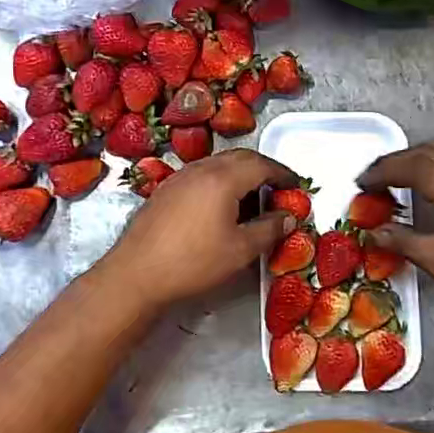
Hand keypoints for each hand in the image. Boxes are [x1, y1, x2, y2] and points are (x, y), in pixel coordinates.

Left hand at [94, 148, 297, 311]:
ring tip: (252, 200)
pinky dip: (219, 183)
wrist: (137, 274)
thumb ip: (269, 229)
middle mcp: (200, 169)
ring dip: (239, 175)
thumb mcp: (240, 250)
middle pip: (239, 158)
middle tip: (278, 189)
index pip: (261, 164)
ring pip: (217, 165)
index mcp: (222, 178)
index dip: (282, 173)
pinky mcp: (165, 191)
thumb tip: (288, 217)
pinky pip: (200, 176)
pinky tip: (220, 207)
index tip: (296, 185)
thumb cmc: (193, 262)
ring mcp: (179, 178)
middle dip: (262, 169)